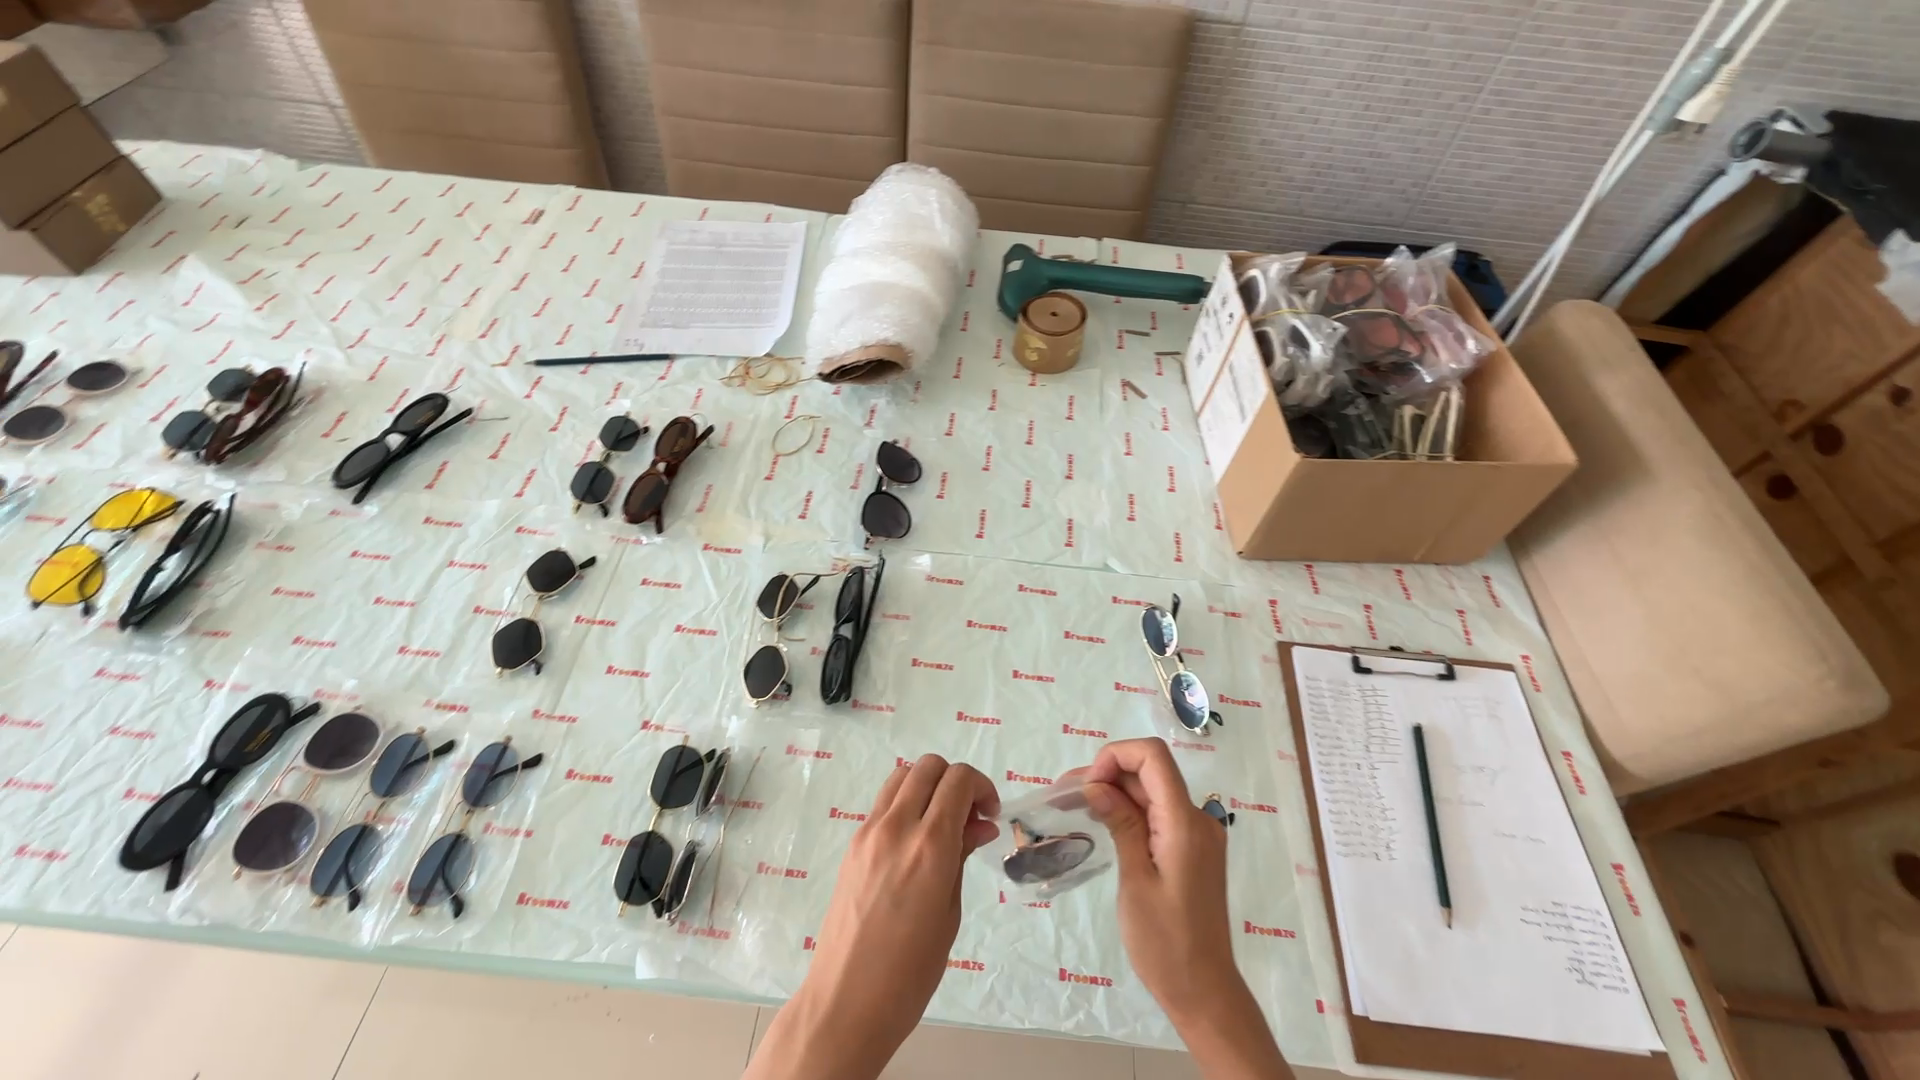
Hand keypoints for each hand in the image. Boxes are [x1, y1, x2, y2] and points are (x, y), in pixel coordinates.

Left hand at [746, 754, 999, 1079]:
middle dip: (956, 781)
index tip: (990, 815)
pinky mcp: (852, 846)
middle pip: (928, 766)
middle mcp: (896, 827)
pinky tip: (916, 842)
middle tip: (969, 816)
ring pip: (902, 777)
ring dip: (928, 786)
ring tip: (942, 824)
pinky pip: (883, 804)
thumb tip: (979, 824)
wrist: (846, 1001)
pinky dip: (906, 804)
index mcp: (929, 845)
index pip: (958, 779)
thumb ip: (962, 857)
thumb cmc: (910, 972)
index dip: (981, 787)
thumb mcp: (950, 913)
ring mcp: (868, 833)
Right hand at [1076, 737, 1233, 1013]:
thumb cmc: (1165, 942)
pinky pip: (1158, 814)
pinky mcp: (1191, 849)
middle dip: (1106, 773)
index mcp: (1185, 823)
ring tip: (1073, 805)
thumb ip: (1121, 824)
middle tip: (1063, 794)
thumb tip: (1096, 784)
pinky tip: (1101, 822)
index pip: (1153, 757)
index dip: (1115, 756)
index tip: (1086, 786)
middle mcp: (1197, 819)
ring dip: (1114, 791)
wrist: (1204, 990)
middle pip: (1150, 772)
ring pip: (1151, 792)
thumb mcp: (1135, 880)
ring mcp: (1197, 834)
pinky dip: (1128, 811)